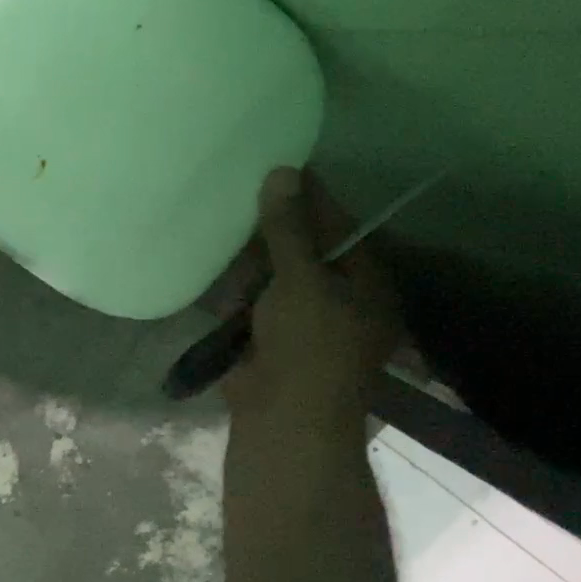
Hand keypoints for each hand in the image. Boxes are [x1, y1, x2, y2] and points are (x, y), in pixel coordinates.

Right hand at [224, 168, 403, 438]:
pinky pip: (257, 297)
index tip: (276, 165)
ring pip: (278, 273)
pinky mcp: (275, 335)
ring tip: (220, 219)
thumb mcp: (299, 279)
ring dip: (252, 254)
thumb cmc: (307, 344)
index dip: (309, 196)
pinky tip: (214, 262)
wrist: (284, 415)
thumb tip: (283, 171)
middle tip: (239, 189)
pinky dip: (239, 283)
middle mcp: (343, 297)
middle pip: (308, 248)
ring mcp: (307, 319)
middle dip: (275, 225)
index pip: (339, 225)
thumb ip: (288, 228)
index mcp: (367, 282)